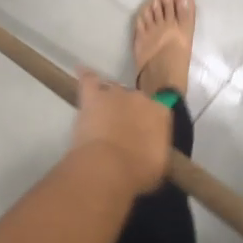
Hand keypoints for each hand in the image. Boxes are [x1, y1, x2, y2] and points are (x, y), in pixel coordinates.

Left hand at [69, 69, 170, 195]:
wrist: (109, 167)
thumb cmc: (139, 172)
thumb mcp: (158, 166)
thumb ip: (156, 151)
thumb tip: (152, 152)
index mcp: (161, 114)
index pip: (159, 111)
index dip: (149, 122)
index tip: (144, 135)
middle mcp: (141, 98)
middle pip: (136, 100)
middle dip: (129, 112)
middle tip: (122, 131)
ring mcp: (115, 94)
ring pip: (113, 90)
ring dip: (110, 101)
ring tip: (104, 113)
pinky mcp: (93, 97)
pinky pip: (88, 80)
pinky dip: (85, 76)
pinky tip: (80, 70)